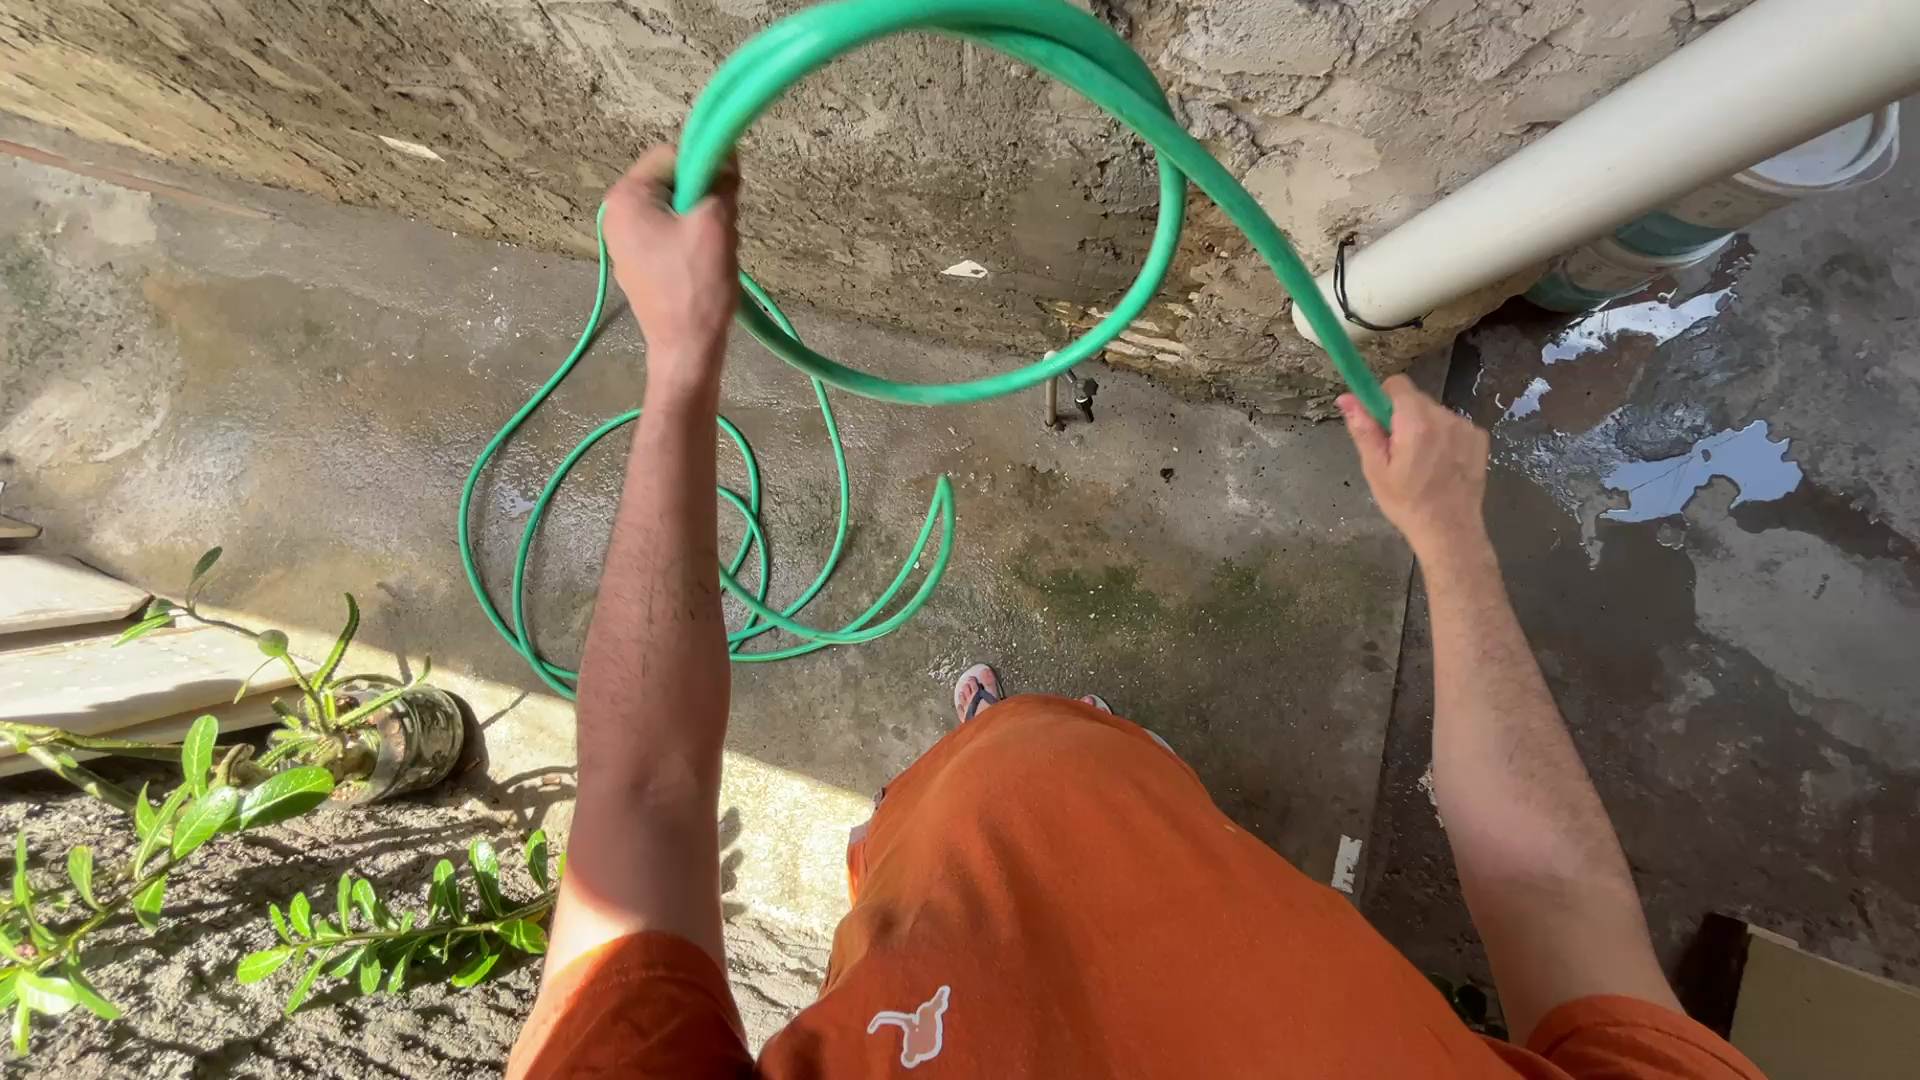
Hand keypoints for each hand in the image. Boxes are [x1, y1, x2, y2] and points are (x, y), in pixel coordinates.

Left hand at [602, 145, 740, 404]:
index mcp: (625, 198)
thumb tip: (725, 155)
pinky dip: (695, 249)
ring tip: (714, 257)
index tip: (729, 195)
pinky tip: (706, 272)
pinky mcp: (642, 269)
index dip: (706, 168)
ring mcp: (627, 245)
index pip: (671, 155)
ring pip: (678, 214)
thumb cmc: (697, 288)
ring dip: (704, 228)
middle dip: (706, 203)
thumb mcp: (715, 225)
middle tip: (723, 233)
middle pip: (675, 186)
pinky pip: (673, 241)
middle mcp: (617, 216)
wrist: (686, 351)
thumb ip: (720, 183)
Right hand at [1338, 375, 1489, 559]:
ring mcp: (1466, 426)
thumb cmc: (1405, 502)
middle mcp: (1445, 418)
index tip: (1376, 421)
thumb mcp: (1374, 468)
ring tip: (1417, 460)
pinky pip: (1450, 424)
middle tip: (1394, 449)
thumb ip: (1363, 429)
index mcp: (1416, 424)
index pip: (1397, 385)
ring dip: (1420, 426)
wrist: (1449, 528)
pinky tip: (1437, 462)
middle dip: (1400, 416)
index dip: (1381, 398)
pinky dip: (1440, 435)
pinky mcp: (1479, 437)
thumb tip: (1346, 398)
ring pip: (1432, 412)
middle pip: (1415, 399)